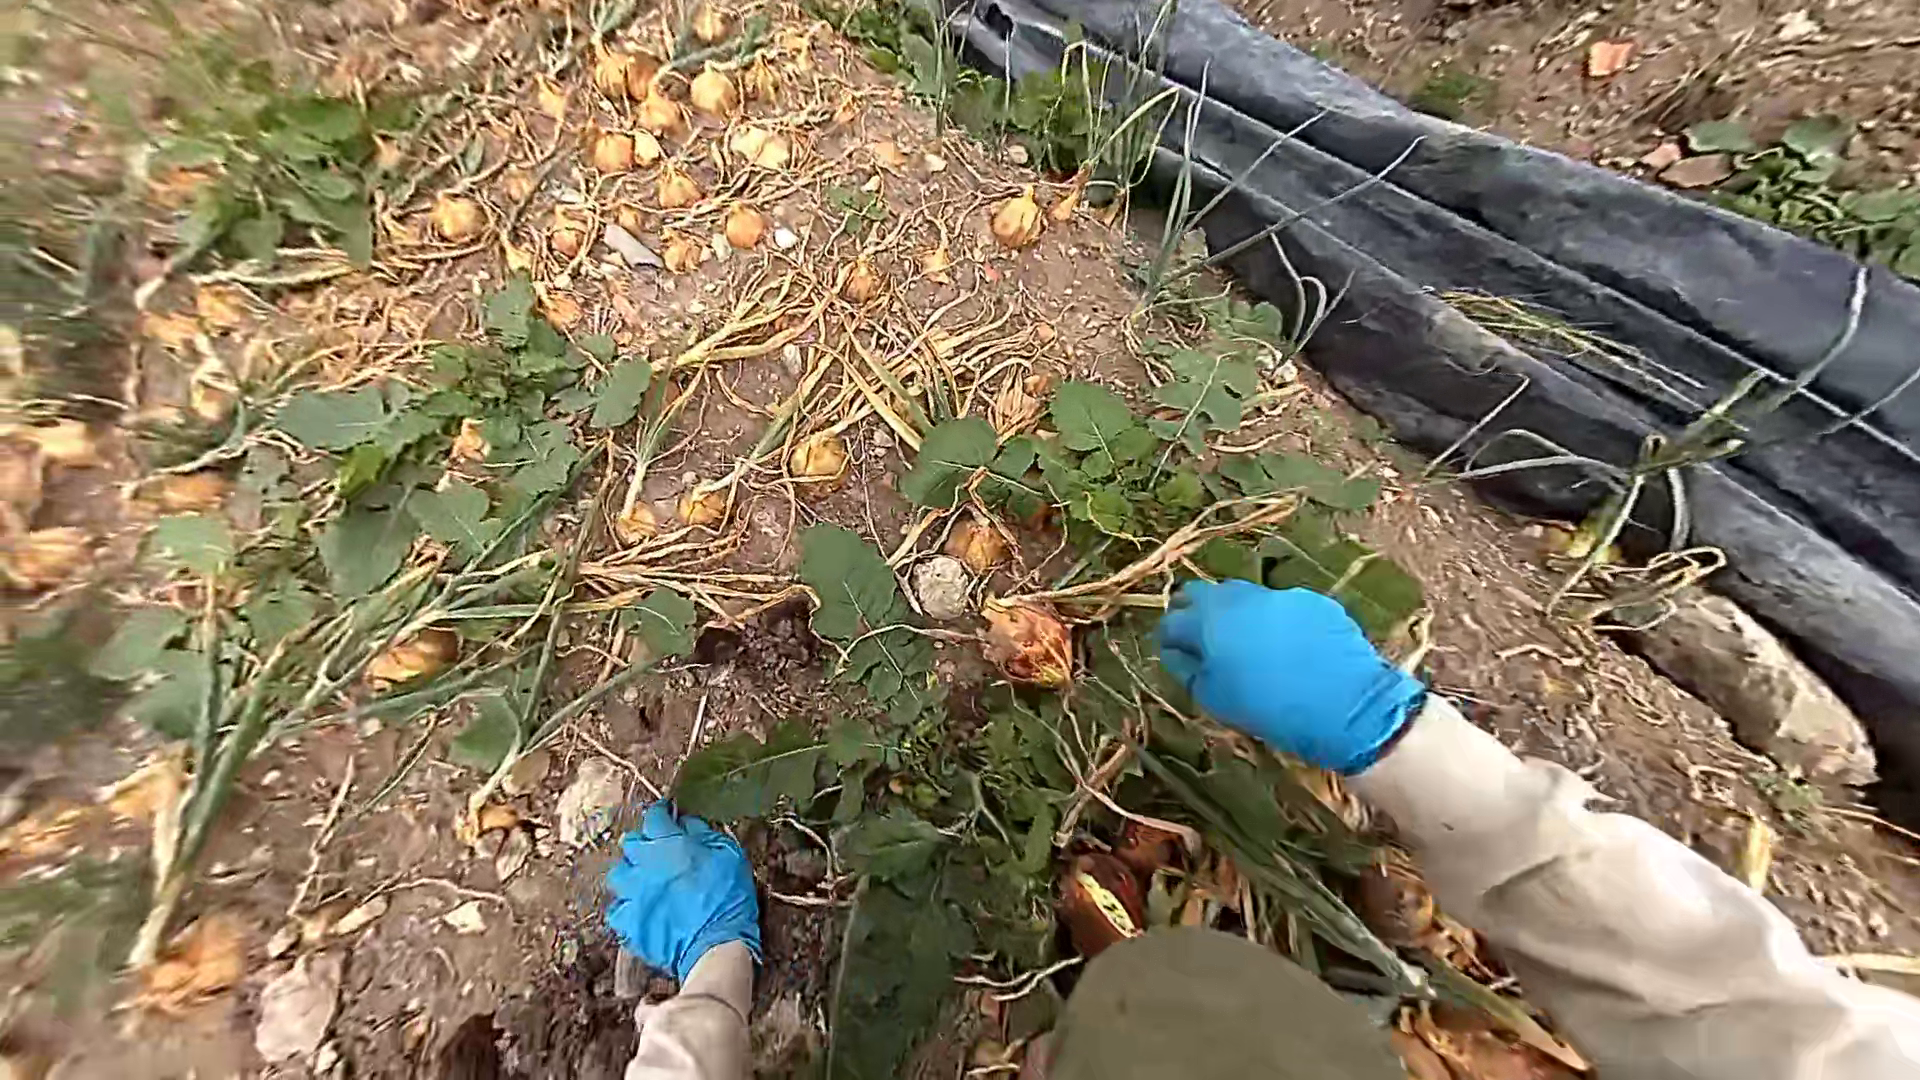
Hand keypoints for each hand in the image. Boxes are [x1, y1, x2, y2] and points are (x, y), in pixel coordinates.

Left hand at [606, 802, 761, 982]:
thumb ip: (702, 832)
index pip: (654, 817)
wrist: (715, 943)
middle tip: (658, 844)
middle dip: (643, 839)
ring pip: (618, 875)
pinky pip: (618, 909)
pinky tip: (641, 904)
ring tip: (645, 874)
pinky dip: (628, 904)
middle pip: (630, 843)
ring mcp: (633, 896)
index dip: (661, 811)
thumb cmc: (726, 893)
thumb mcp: (727, 851)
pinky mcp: (628, 925)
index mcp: (668, 844)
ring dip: (631, 870)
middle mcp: (644, 866)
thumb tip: (685, 821)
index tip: (668, 810)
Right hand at [1156, 580, 1425, 772]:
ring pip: (1237, 593)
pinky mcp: (1307, 599)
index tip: (1172, 651)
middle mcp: (1235, 598)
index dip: (1167, 637)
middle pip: (1199, 593)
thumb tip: (1173, 652)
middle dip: (1192, 612)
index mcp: (1206, 621)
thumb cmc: (1268, 708)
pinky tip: (1282, 644)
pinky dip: (1268, 617)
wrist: (1348, 707)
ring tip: (1241, 639)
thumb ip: (1186, 669)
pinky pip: (1274, 603)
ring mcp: (1273, 595)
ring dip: (1230, 610)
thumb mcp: (1214, 698)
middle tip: (1202, 639)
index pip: (1171, 620)